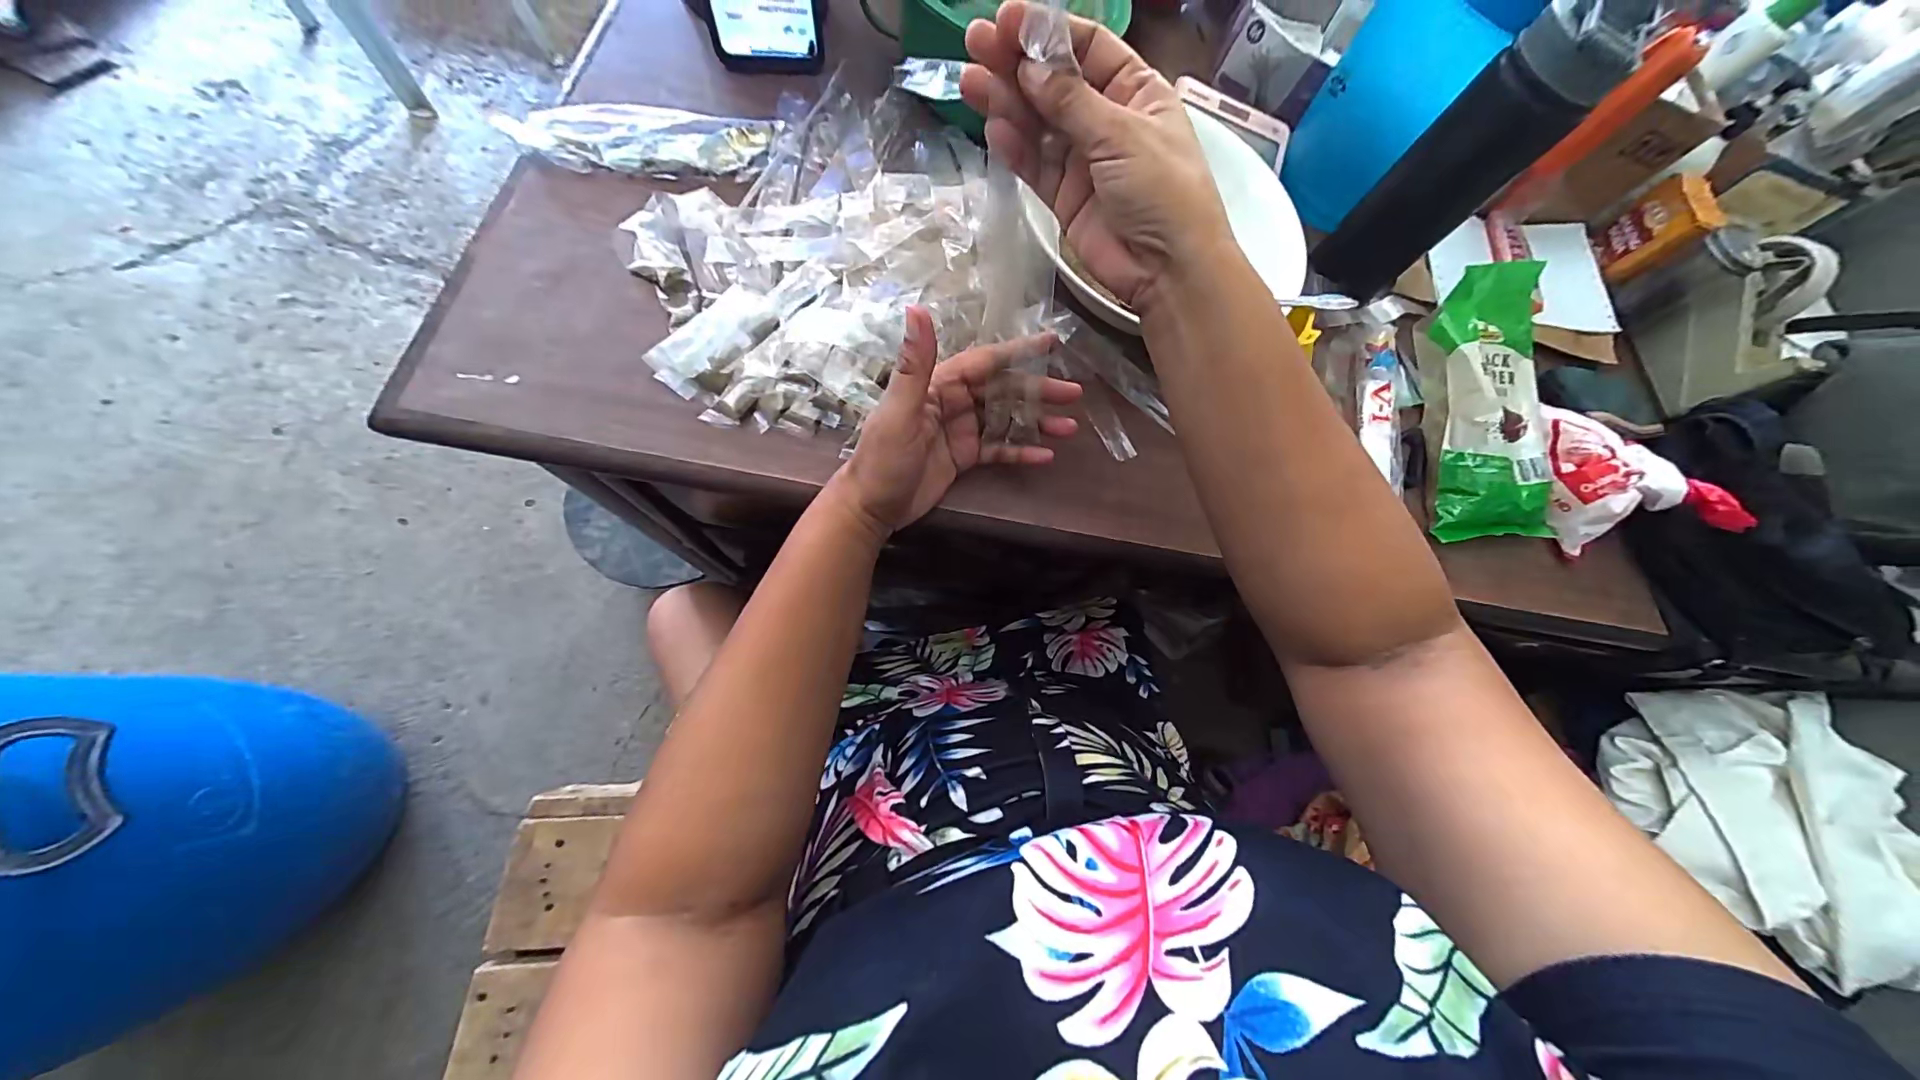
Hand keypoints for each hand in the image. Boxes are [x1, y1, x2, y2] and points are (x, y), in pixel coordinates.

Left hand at [832, 305, 1081, 538]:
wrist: (870, 507)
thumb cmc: (882, 459)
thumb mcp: (899, 411)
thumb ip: (915, 364)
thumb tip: (917, 309)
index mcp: (938, 386)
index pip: (985, 362)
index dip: (1018, 351)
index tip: (1052, 342)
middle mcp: (952, 403)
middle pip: (1002, 391)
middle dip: (1038, 391)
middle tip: (1074, 393)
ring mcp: (959, 431)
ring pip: (1005, 420)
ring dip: (1036, 422)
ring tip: (1069, 427)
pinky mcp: (962, 458)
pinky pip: (997, 450)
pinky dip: (1019, 451)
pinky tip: (1044, 455)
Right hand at [960, 1, 1234, 312]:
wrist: (1167, 269)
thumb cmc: (1163, 192)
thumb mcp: (1122, 135)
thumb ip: (1072, 103)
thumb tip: (1031, 69)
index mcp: (1135, 91)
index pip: (1087, 48)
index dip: (1047, 31)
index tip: (1007, 19)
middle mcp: (1106, 121)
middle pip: (1054, 84)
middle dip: (1016, 63)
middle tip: (974, 43)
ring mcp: (1083, 161)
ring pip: (1038, 125)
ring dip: (1006, 103)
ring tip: (971, 82)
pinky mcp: (1065, 198)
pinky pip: (1035, 166)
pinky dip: (1016, 149)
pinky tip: (994, 129)